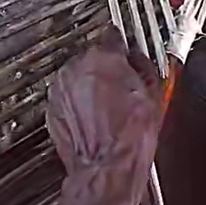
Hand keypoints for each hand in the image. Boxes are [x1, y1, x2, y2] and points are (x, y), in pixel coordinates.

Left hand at [45, 43, 160, 204]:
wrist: (106, 167)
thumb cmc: (129, 137)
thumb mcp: (152, 95)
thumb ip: (142, 66)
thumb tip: (138, 59)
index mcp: (105, 58)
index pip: (112, 36)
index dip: (121, 44)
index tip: (124, 48)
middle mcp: (78, 67)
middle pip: (93, 57)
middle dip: (106, 69)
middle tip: (121, 88)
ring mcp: (62, 86)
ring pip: (79, 76)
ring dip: (90, 86)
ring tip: (108, 108)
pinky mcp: (53, 105)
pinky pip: (68, 96)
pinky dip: (78, 103)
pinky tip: (95, 118)